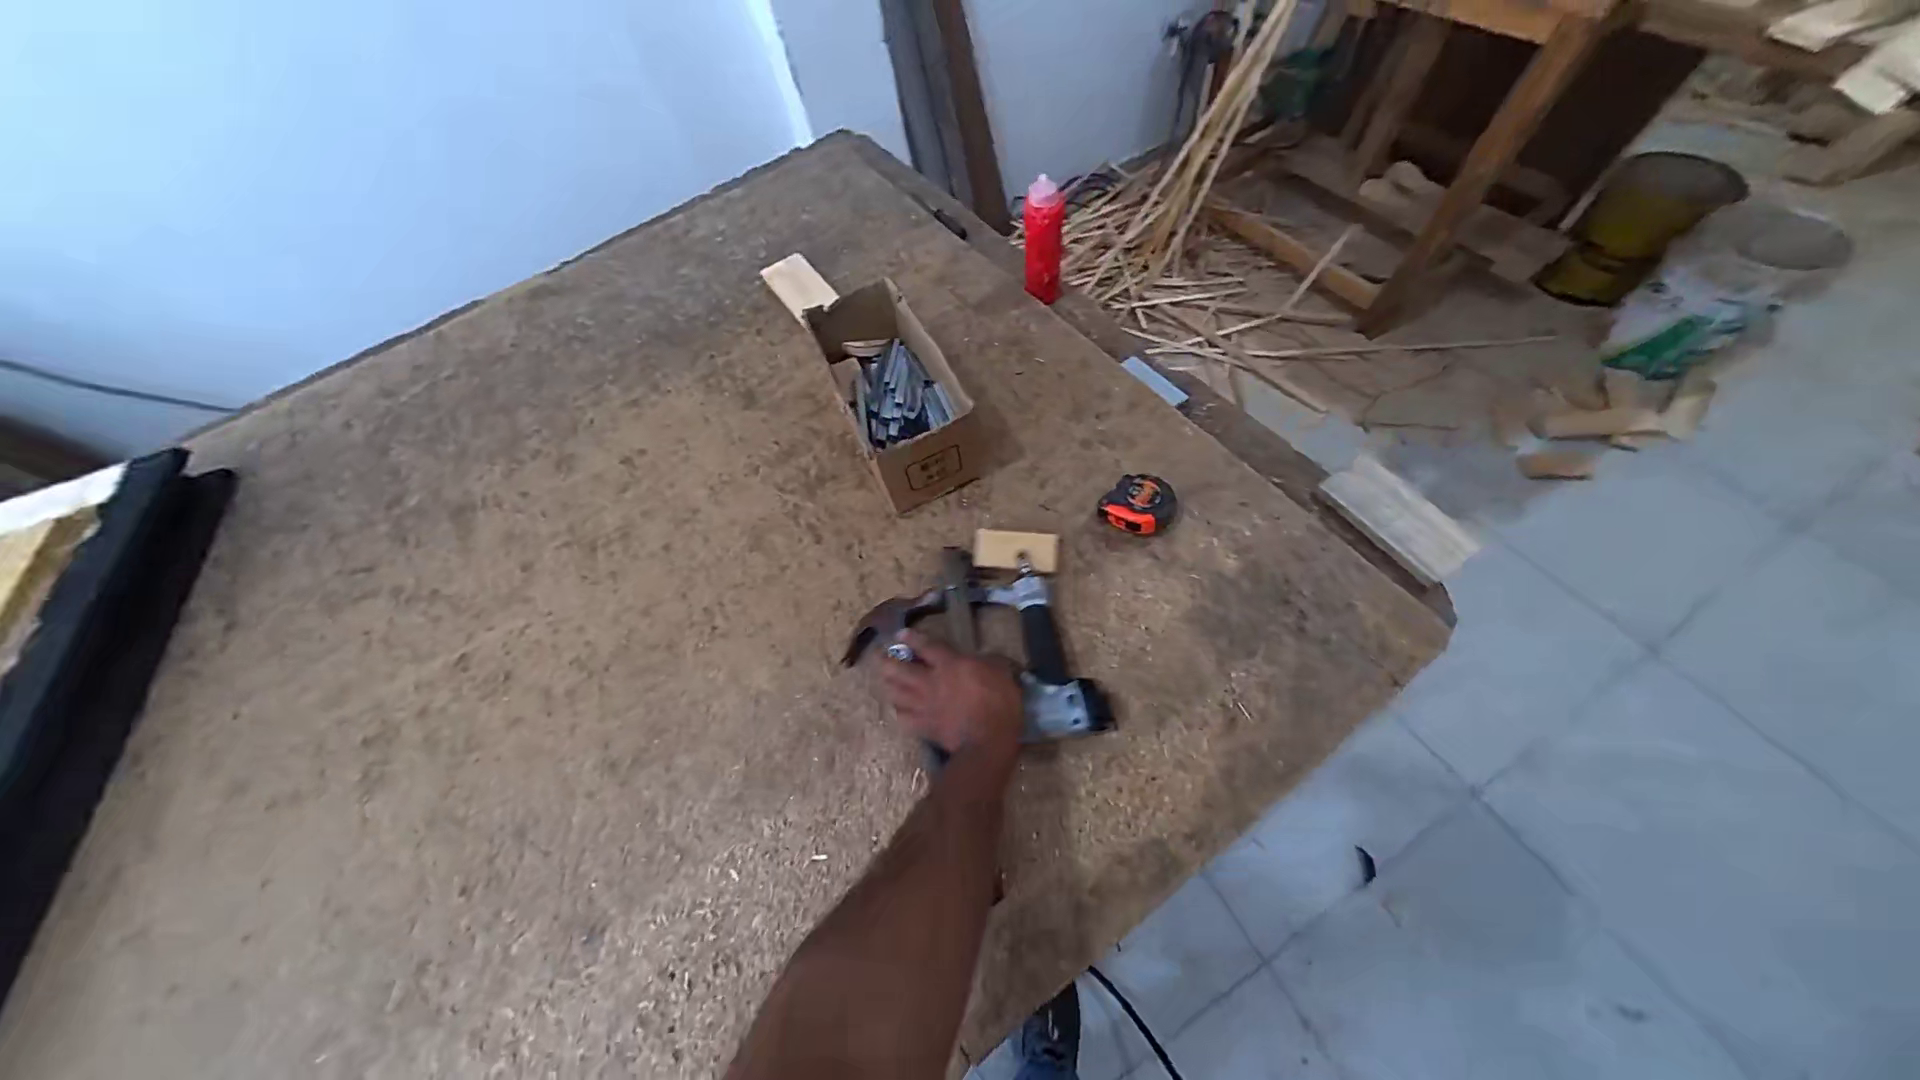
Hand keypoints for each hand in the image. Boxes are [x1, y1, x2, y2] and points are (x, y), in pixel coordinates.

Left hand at [880, 630, 1021, 763]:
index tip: (900, 634)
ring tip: (886, 680)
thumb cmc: (999, 703)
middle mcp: (929, 682)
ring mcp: (923, 705)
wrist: (987, 741)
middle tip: (880, 657)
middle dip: (886, 661)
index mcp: (949, 664)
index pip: (925, 645)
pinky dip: (899, 711)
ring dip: (888, 684)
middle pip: (899, 669)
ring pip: (895, 692)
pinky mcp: (923, 727)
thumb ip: (989, 660)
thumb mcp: (1002, 671)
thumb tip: (985, 658)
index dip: (911, 638)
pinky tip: (900, 709)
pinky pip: (902, 717)